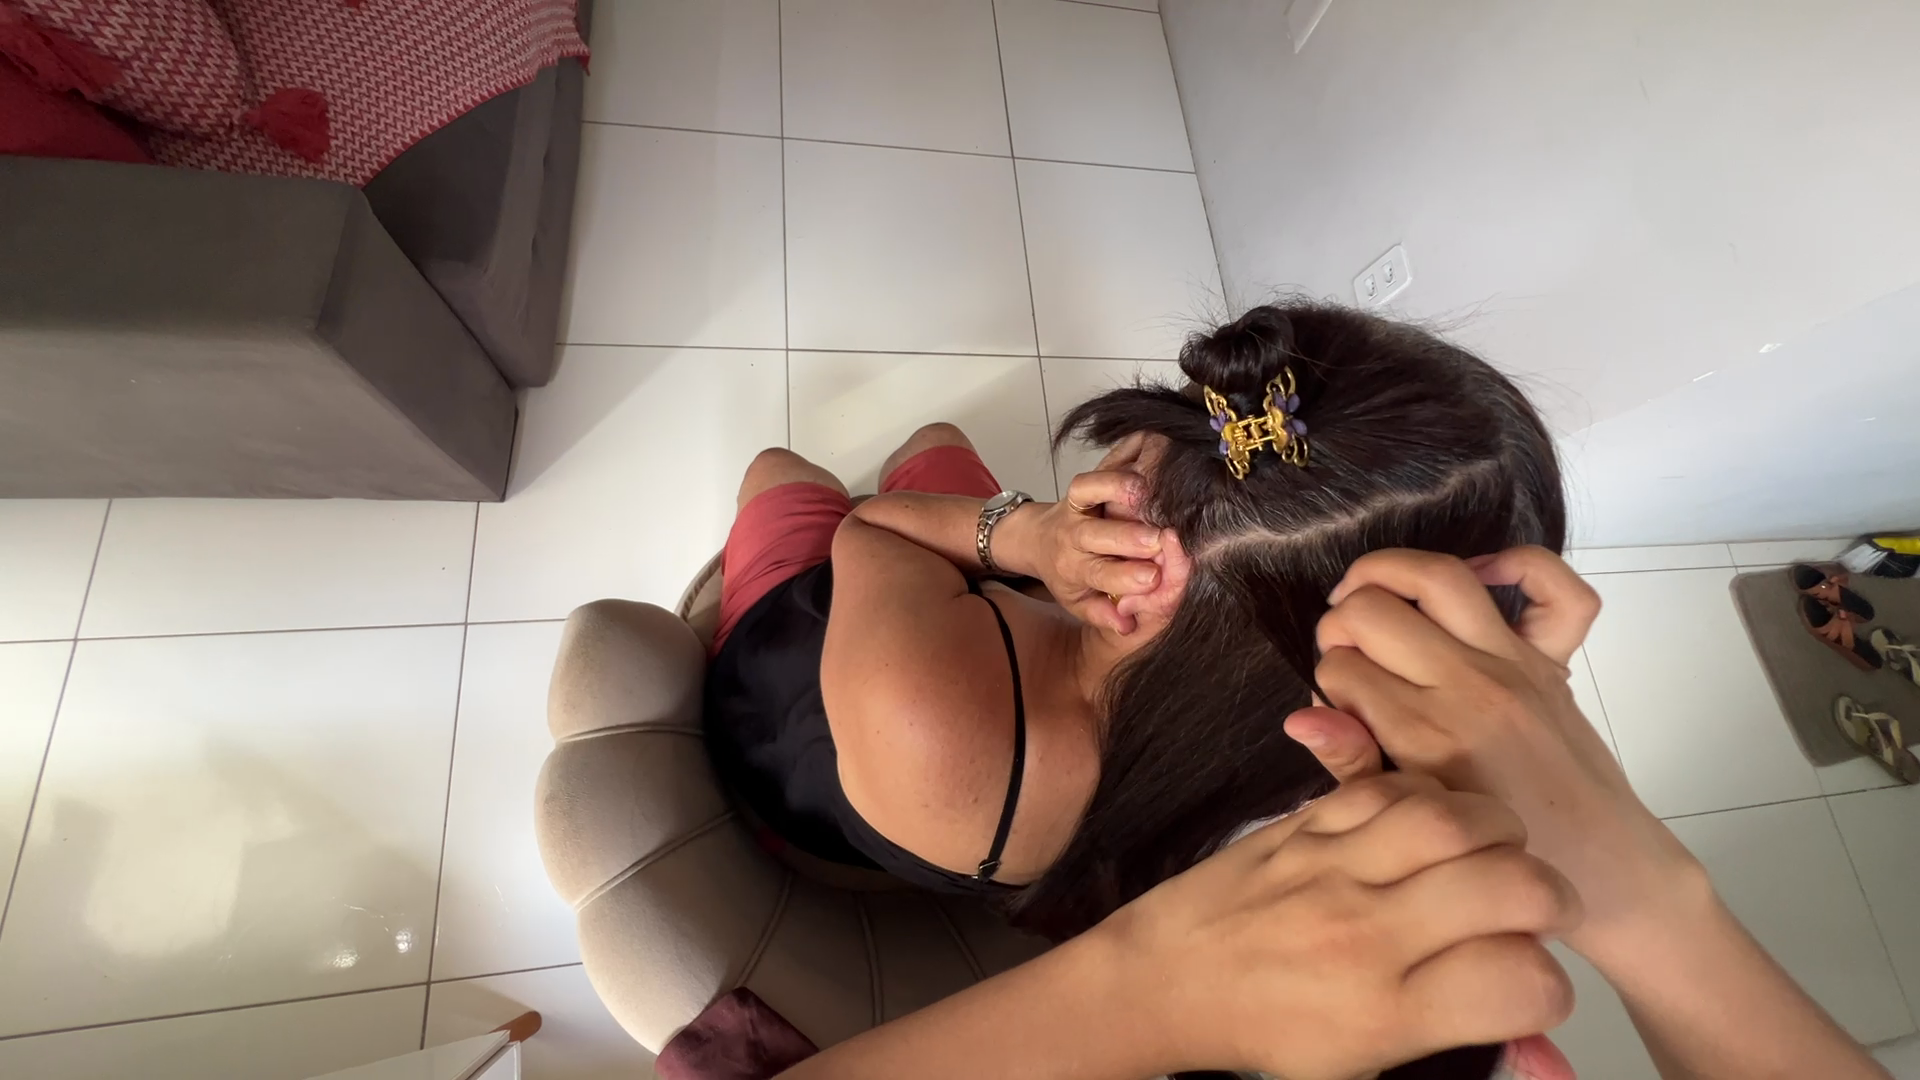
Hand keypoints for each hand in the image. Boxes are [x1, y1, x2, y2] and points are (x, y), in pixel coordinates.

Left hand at [1003, 434, 1171, 632]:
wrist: (1036, 538)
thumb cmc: (1066, 574)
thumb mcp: (1077, 602)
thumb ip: (1101, 614)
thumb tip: (1127, 626)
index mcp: (1074, 567)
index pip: (1098, 574)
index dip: (1124, 577)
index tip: (1152, 578)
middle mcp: (1074, 533)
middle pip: (1095, 533)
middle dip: (1127, 536)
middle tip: (1159, 538)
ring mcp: (1077, 502)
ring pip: (1086, 488)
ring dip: (1114, 485)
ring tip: (1144, 489)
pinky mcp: (1089, 477)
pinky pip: (1105, 457)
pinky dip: (1126, 447)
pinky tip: (1152, 440)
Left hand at [1093, 772, 1579, 1079]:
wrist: (1168, 974)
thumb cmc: (1267, 1027)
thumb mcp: (1369, 1066)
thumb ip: (1465, 1051)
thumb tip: (1555, 1060)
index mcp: (1387, 1010)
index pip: (1525, 979)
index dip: (1551, 981)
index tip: (1526, 978)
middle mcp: (1362, 930)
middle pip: (1506, 883)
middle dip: (1547, 891)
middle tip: (1530, 903)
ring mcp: (1324, 865)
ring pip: (1444, 817)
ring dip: (1492, 826)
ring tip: (1490, 849)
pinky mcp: (1295, 825)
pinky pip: (1375, 786)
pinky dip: (1420, 793)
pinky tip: (1424, 818)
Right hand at [1289, 547, 1704, 958]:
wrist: (1604, 873)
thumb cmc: (1489, 849)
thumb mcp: (1402, 816)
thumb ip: (1347, 762)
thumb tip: (1299, 716)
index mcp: (1423, 733)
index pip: (1338, 668)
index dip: (1326, 682)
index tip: (1341, 706)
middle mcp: (1467, 686)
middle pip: (1370, 610)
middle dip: (1337, 624)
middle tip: (1343, 652)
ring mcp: (1516, 666)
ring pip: (1439, 576)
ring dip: (1385, 570)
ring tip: (1364, 591)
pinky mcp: (1555, 660)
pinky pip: (1560, 592)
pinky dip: (1520, 564)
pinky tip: (1478, 575)